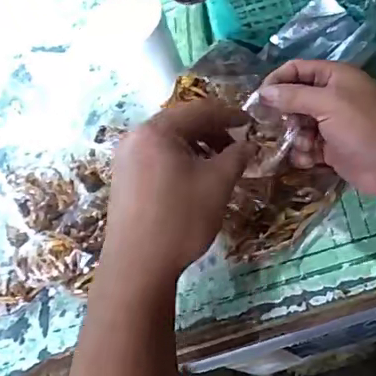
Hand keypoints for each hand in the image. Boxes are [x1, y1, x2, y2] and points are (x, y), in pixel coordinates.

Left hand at [100, 99, 252, 285]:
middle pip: (181, 122)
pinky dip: (181, 159)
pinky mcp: (124, 178)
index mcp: (157, 131)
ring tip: (221, 164)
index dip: (229, 114)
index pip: (199, 110)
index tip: (251, 123)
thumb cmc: (181, 218)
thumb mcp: (218, 183)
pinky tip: (196, 177)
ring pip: (169, 140)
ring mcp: (125, 158)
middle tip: (238, 146)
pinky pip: (157, 156)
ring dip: (198, 145)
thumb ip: (237, 156)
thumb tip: (249, 145)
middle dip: (213, 131)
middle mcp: (136, 137)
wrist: (138, 265)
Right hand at [253, 61, 375, 195]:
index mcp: (335, 77)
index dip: (277, 81)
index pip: (297, 70)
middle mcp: (333, 97)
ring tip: (303, 145)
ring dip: (294, 137)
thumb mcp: (327, 104)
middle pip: (295, 99)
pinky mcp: (333, 149)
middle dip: (285, 114)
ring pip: (299, 126)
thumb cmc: (363, 127)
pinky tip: (309, 160)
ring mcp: (333, 124)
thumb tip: (264, 93)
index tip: (259, 99)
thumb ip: (294, 96)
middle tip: (275, 127)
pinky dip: (304, 153)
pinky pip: (308, 147)